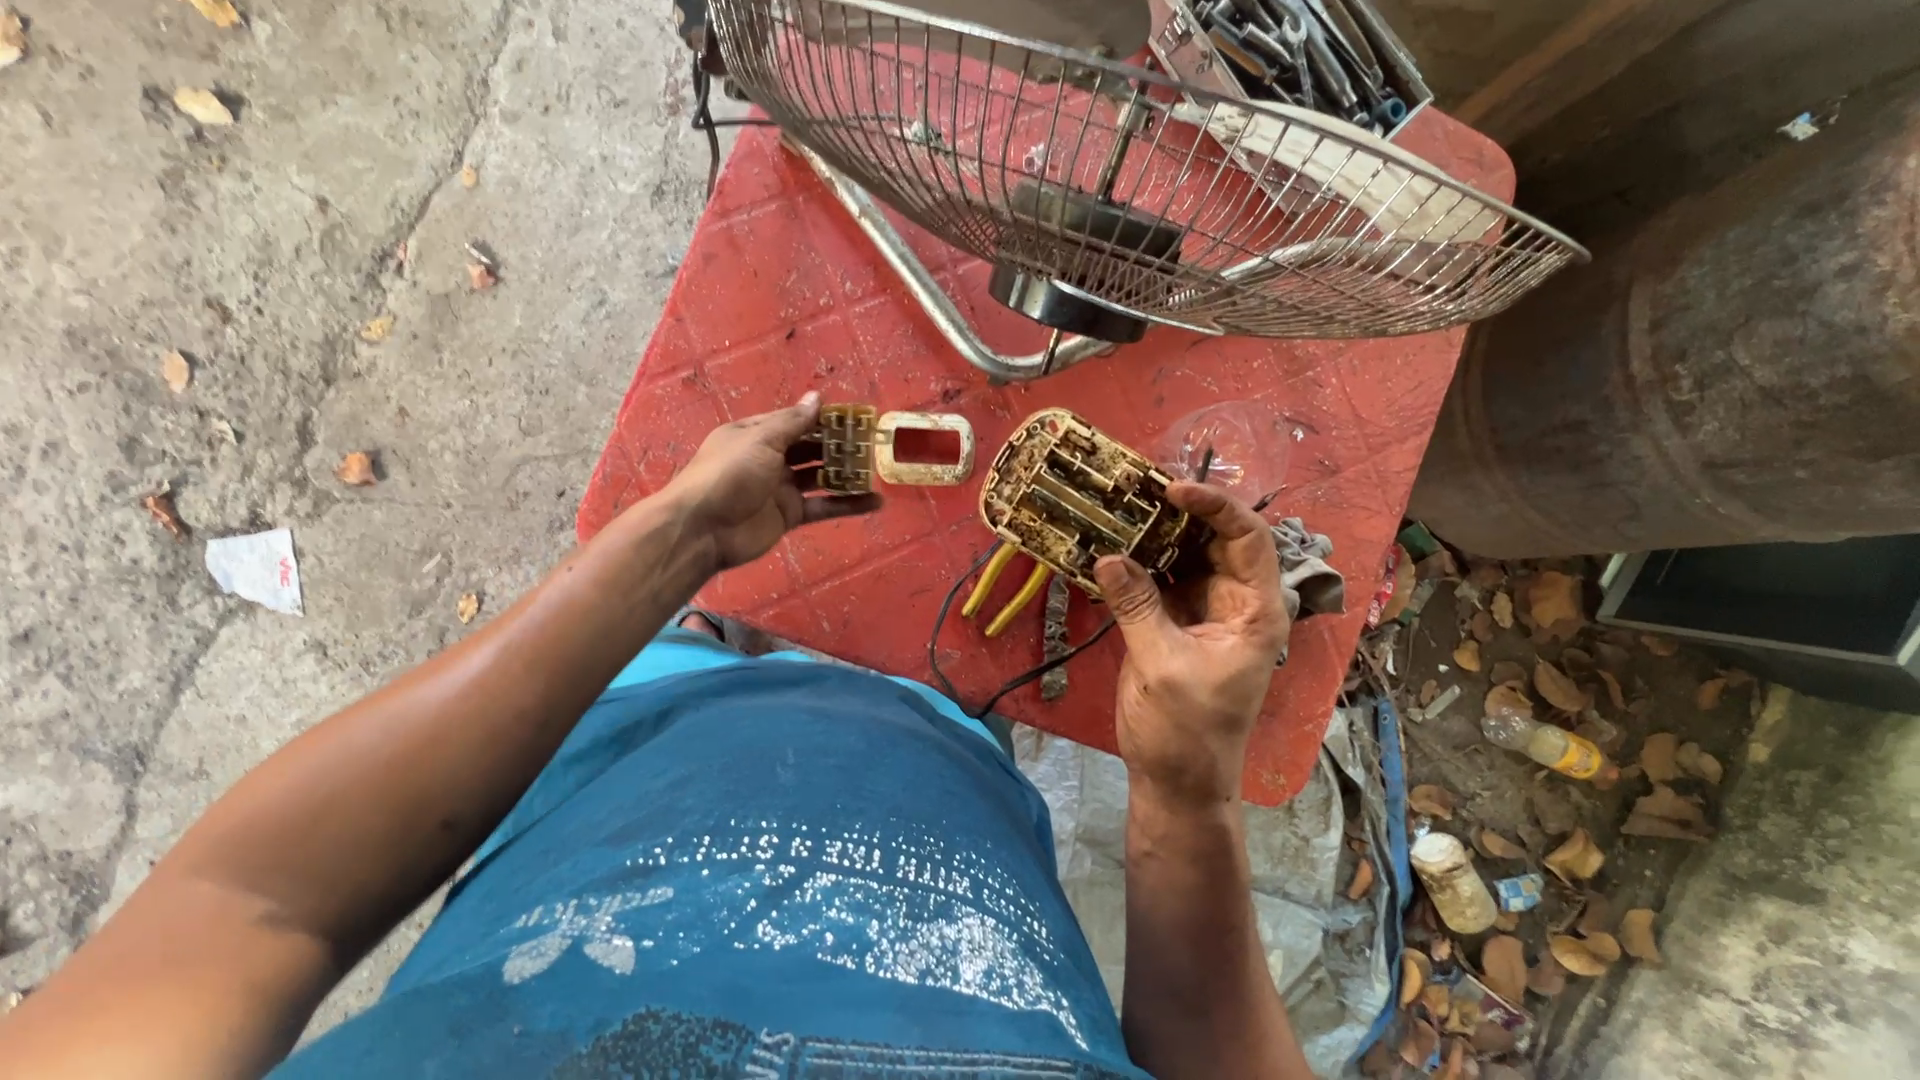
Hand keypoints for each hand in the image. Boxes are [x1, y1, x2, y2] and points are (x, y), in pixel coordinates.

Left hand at [660, 392, 881, 571]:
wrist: (703, 529)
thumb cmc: (728, 474)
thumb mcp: (760, 440)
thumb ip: (792, 422)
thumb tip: (817, 397)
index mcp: (755, 434)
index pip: (795, 420)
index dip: (823, 418)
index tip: (854, 416)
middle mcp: (768, 458)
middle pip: (809, 447)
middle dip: (838, 444)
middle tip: (871, 442)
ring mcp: (780, 488)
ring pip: (820, 476)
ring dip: (845, 473)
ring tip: (876, 469)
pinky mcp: (789, 515)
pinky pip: (823, 506)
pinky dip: (847, 504)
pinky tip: (875, 502)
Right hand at [1093, 483, 1289, 807]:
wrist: (1176, 781)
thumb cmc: (1185, 732)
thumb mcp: (1162, 666)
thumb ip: (1137, 607)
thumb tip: (1108, 556)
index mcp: (1255, 611)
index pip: (1248, 539)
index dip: (1216, 508)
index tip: (1171, 490)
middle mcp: (1235, 602)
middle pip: (1217, 540)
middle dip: (1181, 512)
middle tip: (1136, 487)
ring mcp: (1204, 610)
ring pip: (1186, 555)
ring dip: (1156, 532)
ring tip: (1119, 504)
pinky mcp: (1174, 621)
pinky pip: (1161, 578)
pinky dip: (1139, 560)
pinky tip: (1112, 541)